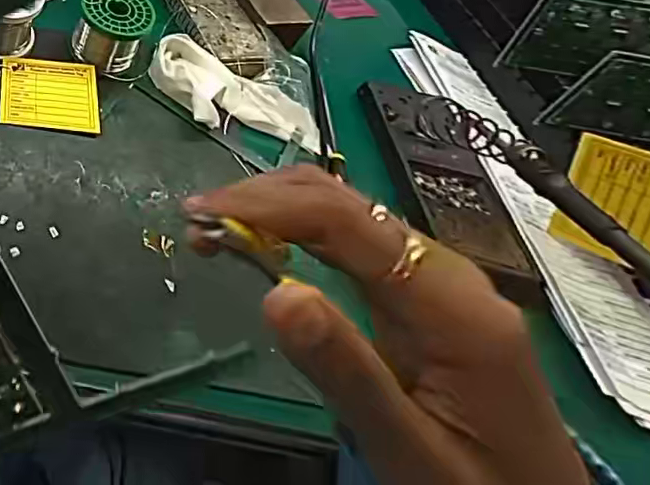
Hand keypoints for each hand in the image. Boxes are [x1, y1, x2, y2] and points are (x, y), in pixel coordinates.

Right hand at [185, 166, 586, 484]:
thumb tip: (275, 294)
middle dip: (258, 198)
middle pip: (338, 199)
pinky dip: (291, 227)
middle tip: (197, 223)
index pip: (342, 219)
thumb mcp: (412, 452)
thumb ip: (348, 372)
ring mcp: (432, 272)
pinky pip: (345, 235)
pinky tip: (261, 242)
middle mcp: (443, 269)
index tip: (201, 213)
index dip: (263, 204)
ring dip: (270, 207)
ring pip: (338, 207)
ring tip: (216, 229)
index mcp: (451, 302)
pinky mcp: (417, 285)